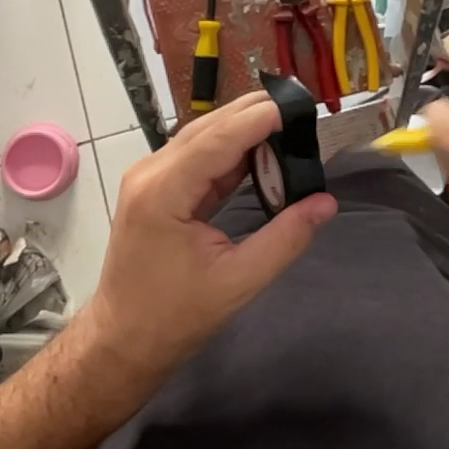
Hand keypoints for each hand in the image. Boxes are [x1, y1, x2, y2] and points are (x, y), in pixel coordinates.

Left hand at [80, 92, 336, 371]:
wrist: (122, 341)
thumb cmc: (176, 316)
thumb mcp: (238, 282)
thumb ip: (285, 239)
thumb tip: (325, 202)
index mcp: (164, 191)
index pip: (218, 138)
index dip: (259, 119)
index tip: (299, 107)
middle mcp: (151, 172)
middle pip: (208, 127)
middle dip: (254, 114)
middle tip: (302, 109)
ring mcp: (150, 177)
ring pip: (202, 136)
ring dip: (243, 128)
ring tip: (289, 124)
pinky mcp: (156, 187)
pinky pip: (197, 156)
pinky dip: (230, 150)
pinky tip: (261, 150)